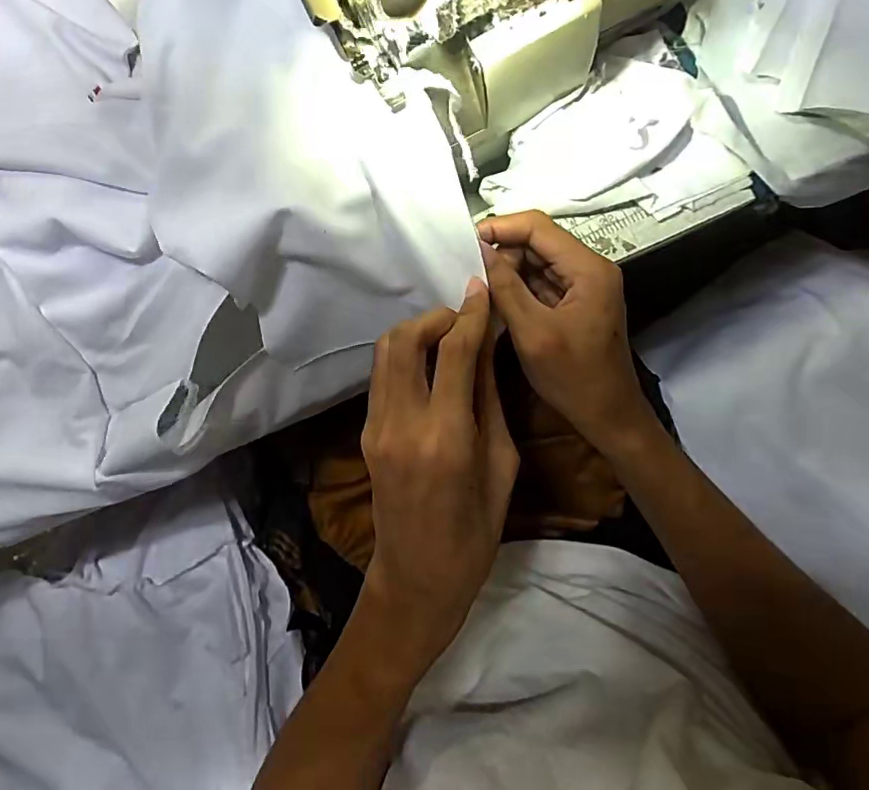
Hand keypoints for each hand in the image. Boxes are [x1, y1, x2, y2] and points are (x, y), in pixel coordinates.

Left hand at [360, 279, 518, 665]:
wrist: (416, 578)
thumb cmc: (475, 532)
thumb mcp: (502, 465)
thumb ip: (490, 399)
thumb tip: (487, 346)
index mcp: (445, 435)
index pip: (454, 350)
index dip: (470, 314)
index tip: (482, 290)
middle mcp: (402, 422)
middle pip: (404, 339)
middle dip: (435, 317)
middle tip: (463, 320)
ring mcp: (376, 427)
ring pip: (384, 352)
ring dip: (415, 332)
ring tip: (446, 338)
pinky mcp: (366, 433)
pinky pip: (382, 376)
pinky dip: (404, 356)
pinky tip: (428, 365)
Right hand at [477, 211, 657, 456]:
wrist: (609, 416)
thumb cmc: (574, 378)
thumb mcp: (532, 332)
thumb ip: (505, 287)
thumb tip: (480, 251)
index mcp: (588, 269)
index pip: (538, 226)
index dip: (500, 227)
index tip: (466, 240)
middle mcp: (590, 268)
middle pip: (538, 240)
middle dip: (502, 250)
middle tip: (468, 269)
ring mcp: (584, 284)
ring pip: (537, 260)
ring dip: (508, 269)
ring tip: (478, 285)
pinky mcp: (576, 300)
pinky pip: (542, 280)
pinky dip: (518, 285)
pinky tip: (496, 297)